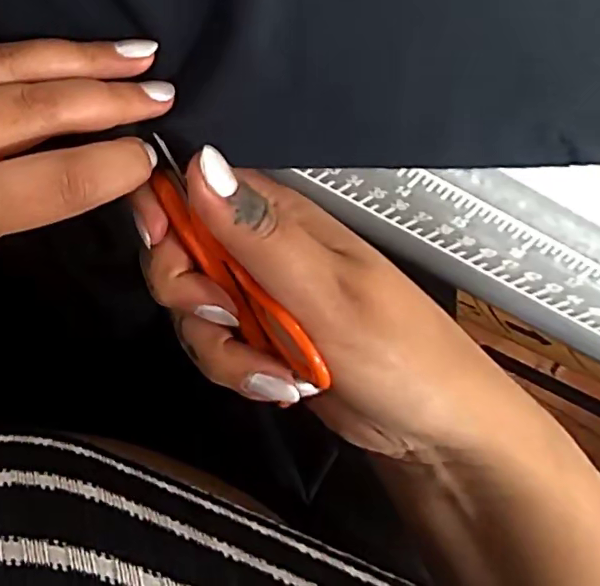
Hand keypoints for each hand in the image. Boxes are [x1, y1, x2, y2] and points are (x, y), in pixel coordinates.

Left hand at [0, 38, 172, 301]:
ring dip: (79, 57)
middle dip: (106, 96)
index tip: (151, 150)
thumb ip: (38, 185)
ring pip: (8, 62)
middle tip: (159, 90)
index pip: (49, 179)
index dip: (110, 163)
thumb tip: (110, 139)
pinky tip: (72, 49)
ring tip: (133, 53)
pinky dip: (29, 51)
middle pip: (31, 108)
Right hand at [132, 148, 558, 465]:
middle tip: (226, 317)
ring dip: (218, 345)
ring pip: (184, 302)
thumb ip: (254, 231)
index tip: (163, 248)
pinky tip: (277, 382)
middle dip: (186, 292)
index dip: (159, 209)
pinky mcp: (250, 330)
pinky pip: (207, 339)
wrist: (440, 437)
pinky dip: (233, 367)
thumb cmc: (399, 351)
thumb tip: (200, 160)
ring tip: (274, 371)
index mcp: (268, 212)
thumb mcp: (324, 291)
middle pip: (171, 248)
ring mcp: (248, 288)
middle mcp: (249, 242)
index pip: (186, 185)